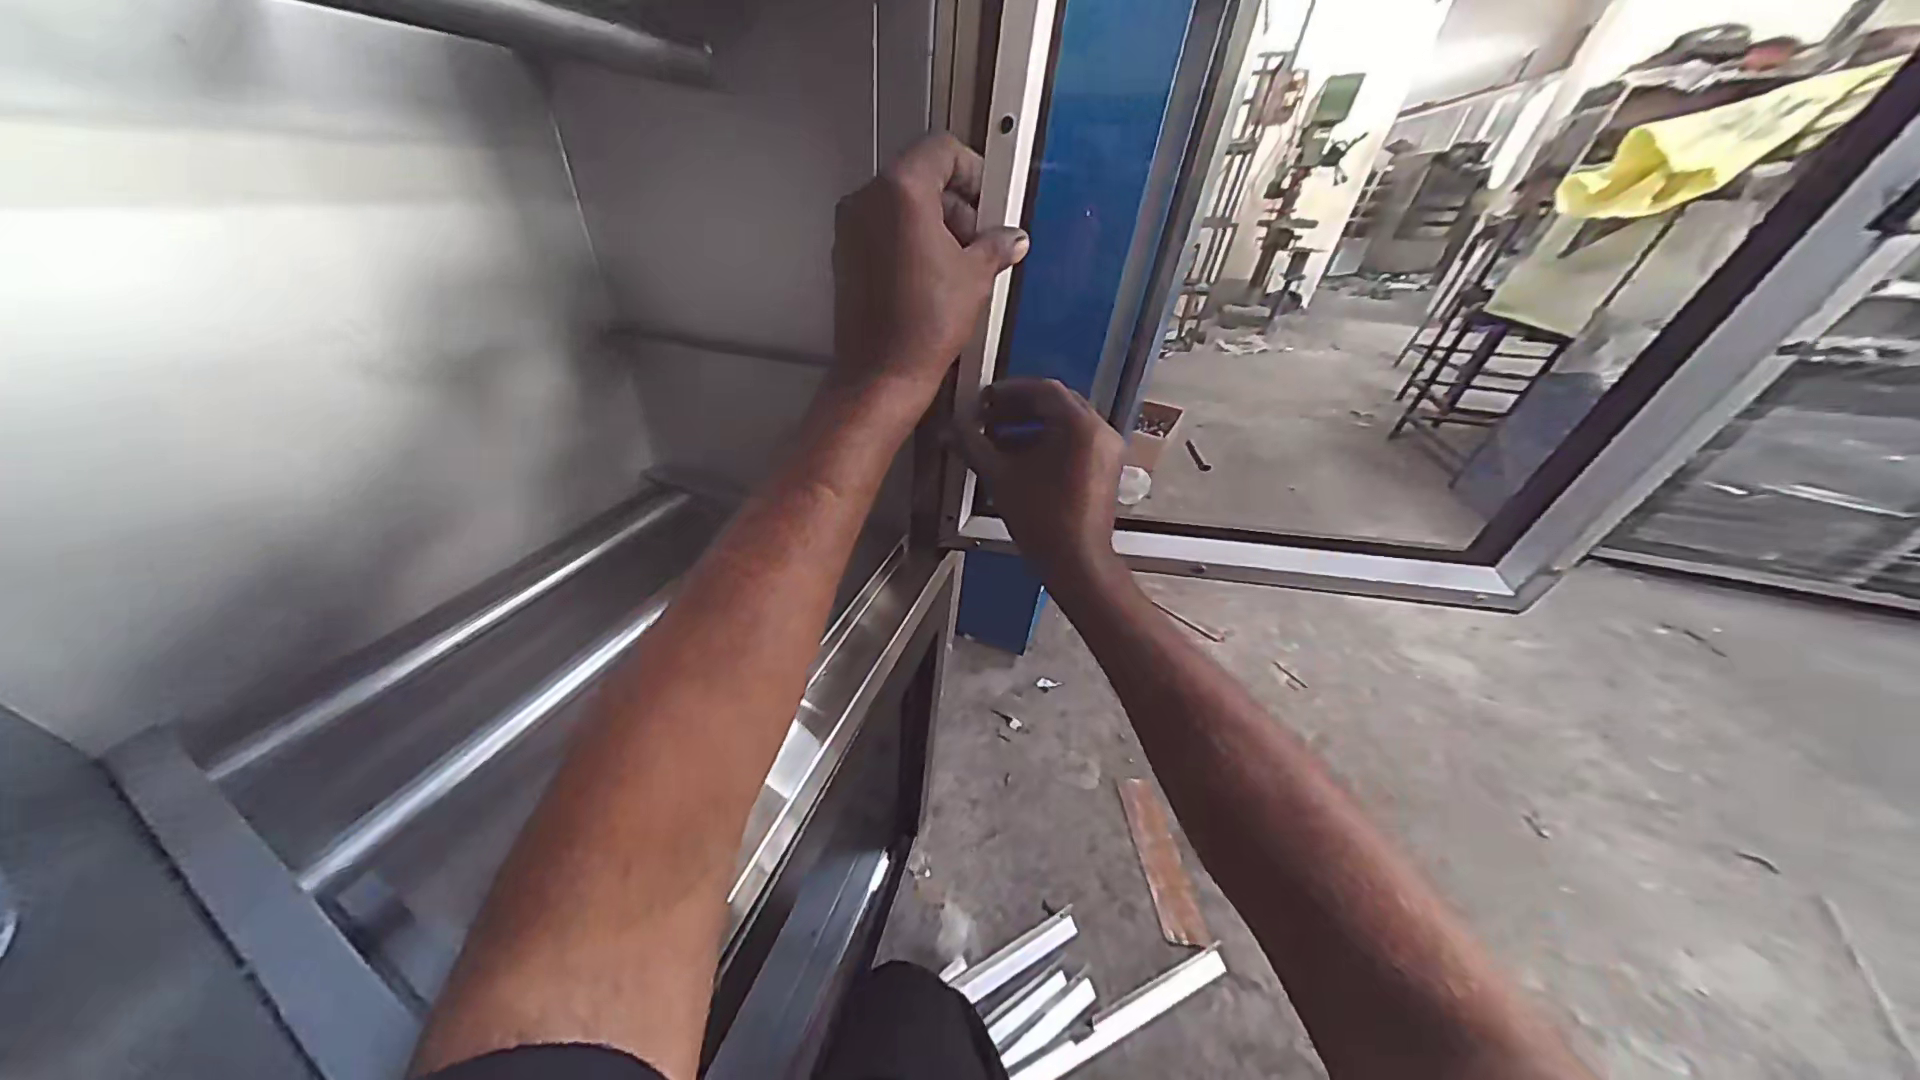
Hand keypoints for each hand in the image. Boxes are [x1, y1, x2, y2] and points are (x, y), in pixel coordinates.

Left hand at [833, 134, 1029, 399]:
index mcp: (900, 191)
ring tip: (958, 264)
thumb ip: (996, 245)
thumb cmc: (923, 327)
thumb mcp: (975, 277)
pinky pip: (882, 231)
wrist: (883, 373)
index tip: (988, 198)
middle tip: (980, 238)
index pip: (941, 149)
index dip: (973, 170)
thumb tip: (1011, 239)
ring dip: (933, 223)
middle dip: (955, 203)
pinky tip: (931, 277)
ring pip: (900, 204)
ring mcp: (850, 229)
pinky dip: (908, 241)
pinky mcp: (844, 256)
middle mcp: (867, 201)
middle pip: (919, 176)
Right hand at [955, 378, 1126, 589]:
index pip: (1043, 390)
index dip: (1008, 391)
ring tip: (996, 439)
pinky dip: (1047, 443)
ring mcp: (1107, 451)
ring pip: (1065, 424)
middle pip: (1056, 404)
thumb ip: (974, 446)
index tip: (985, 400)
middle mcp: (1100, 432)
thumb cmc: (1043, 520)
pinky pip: (1075, 443)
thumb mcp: (1001, 477)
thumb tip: (953, 430)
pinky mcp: (1105, 469)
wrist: (1076, 562)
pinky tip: (1018, 458)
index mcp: (1080, 426)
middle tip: (988, 417)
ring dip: (1030, 427)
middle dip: (1018, 409)